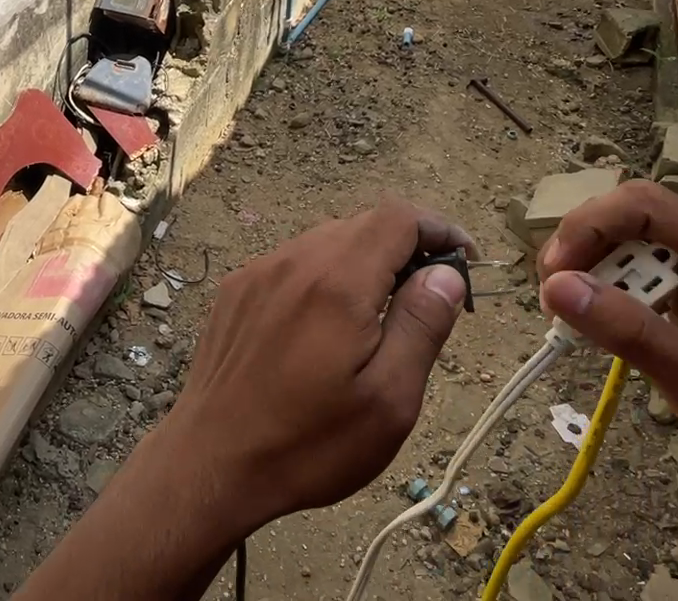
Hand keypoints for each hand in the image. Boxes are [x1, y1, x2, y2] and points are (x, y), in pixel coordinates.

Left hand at [156, 198, 471, 529]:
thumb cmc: (310, 443)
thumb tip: (447, 274)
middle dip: (405, 248)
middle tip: (428, 300)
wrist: (213, 460)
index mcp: (337, 281)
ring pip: (325, 241)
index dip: (438, 229)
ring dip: (363, 262)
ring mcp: (257, 272)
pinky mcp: (235, 290)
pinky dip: (323, 275)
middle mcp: (293, 260)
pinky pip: (291, 262)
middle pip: (362, 224)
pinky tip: (325, 325)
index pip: (397, 217)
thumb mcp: (389, 399)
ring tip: (379, 317)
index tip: (464, 265)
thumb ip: (421, 324)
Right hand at [538, 180, 677, 480]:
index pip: (646, 207)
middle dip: (581, 243)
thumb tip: (557, 286)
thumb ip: (630, 332)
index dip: (590, 227)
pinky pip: (629, 257)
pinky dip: (599, 279)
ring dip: (585, 262)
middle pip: (629, 210)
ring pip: (622, 230)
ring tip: (568, 309)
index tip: (556, 274)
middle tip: (554, 293)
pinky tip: (592, 313)